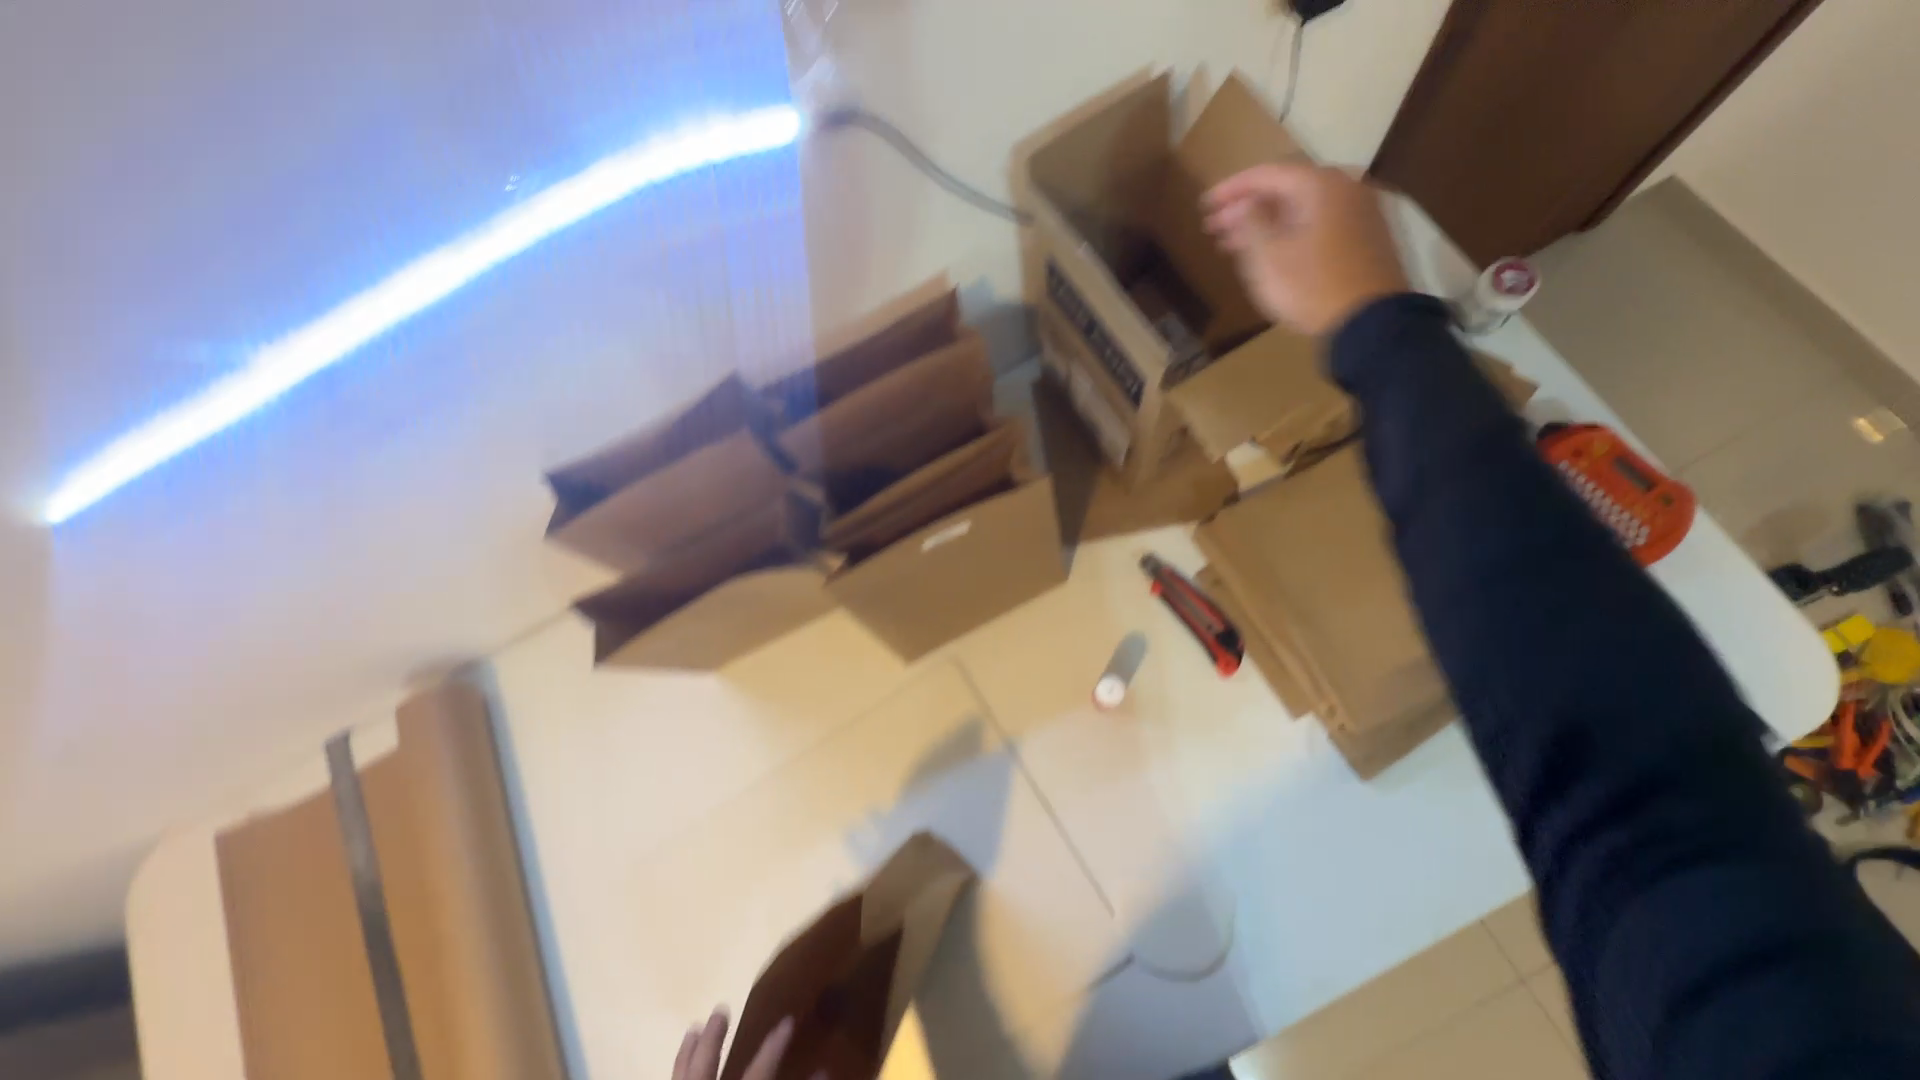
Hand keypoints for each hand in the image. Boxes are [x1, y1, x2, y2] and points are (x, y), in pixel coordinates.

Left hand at [673, 1008, 800, 1079]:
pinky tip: (681, 1063)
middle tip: (721, 1007)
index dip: (774, 1046)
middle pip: (707, 1064)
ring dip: (687, 1052)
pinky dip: (678, 1068)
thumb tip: (821, 1070)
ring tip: (692, 1028)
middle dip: (714, 1038)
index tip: (787, 1020)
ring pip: (682, 1074)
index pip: (758, 1071)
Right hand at [1202, 163, 1411, 336]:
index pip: (1266, 174)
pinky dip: (1291, 232)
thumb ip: (1249, 222)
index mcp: (1320, 185)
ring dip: (1267, 223)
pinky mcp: (1368, 238)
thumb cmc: (1311, 287)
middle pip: (1286, 190)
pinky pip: (1320, 224)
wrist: (1371, 322)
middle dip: (1247, 208)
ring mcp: (1362, 212)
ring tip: (1235, 245)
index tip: (1204, 205)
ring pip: (1302, 209)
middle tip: (1215, 228)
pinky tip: (1272, 253)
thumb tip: (1243, 204)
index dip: (1230, 189)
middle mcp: (1346, 187)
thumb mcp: (1267, 256)